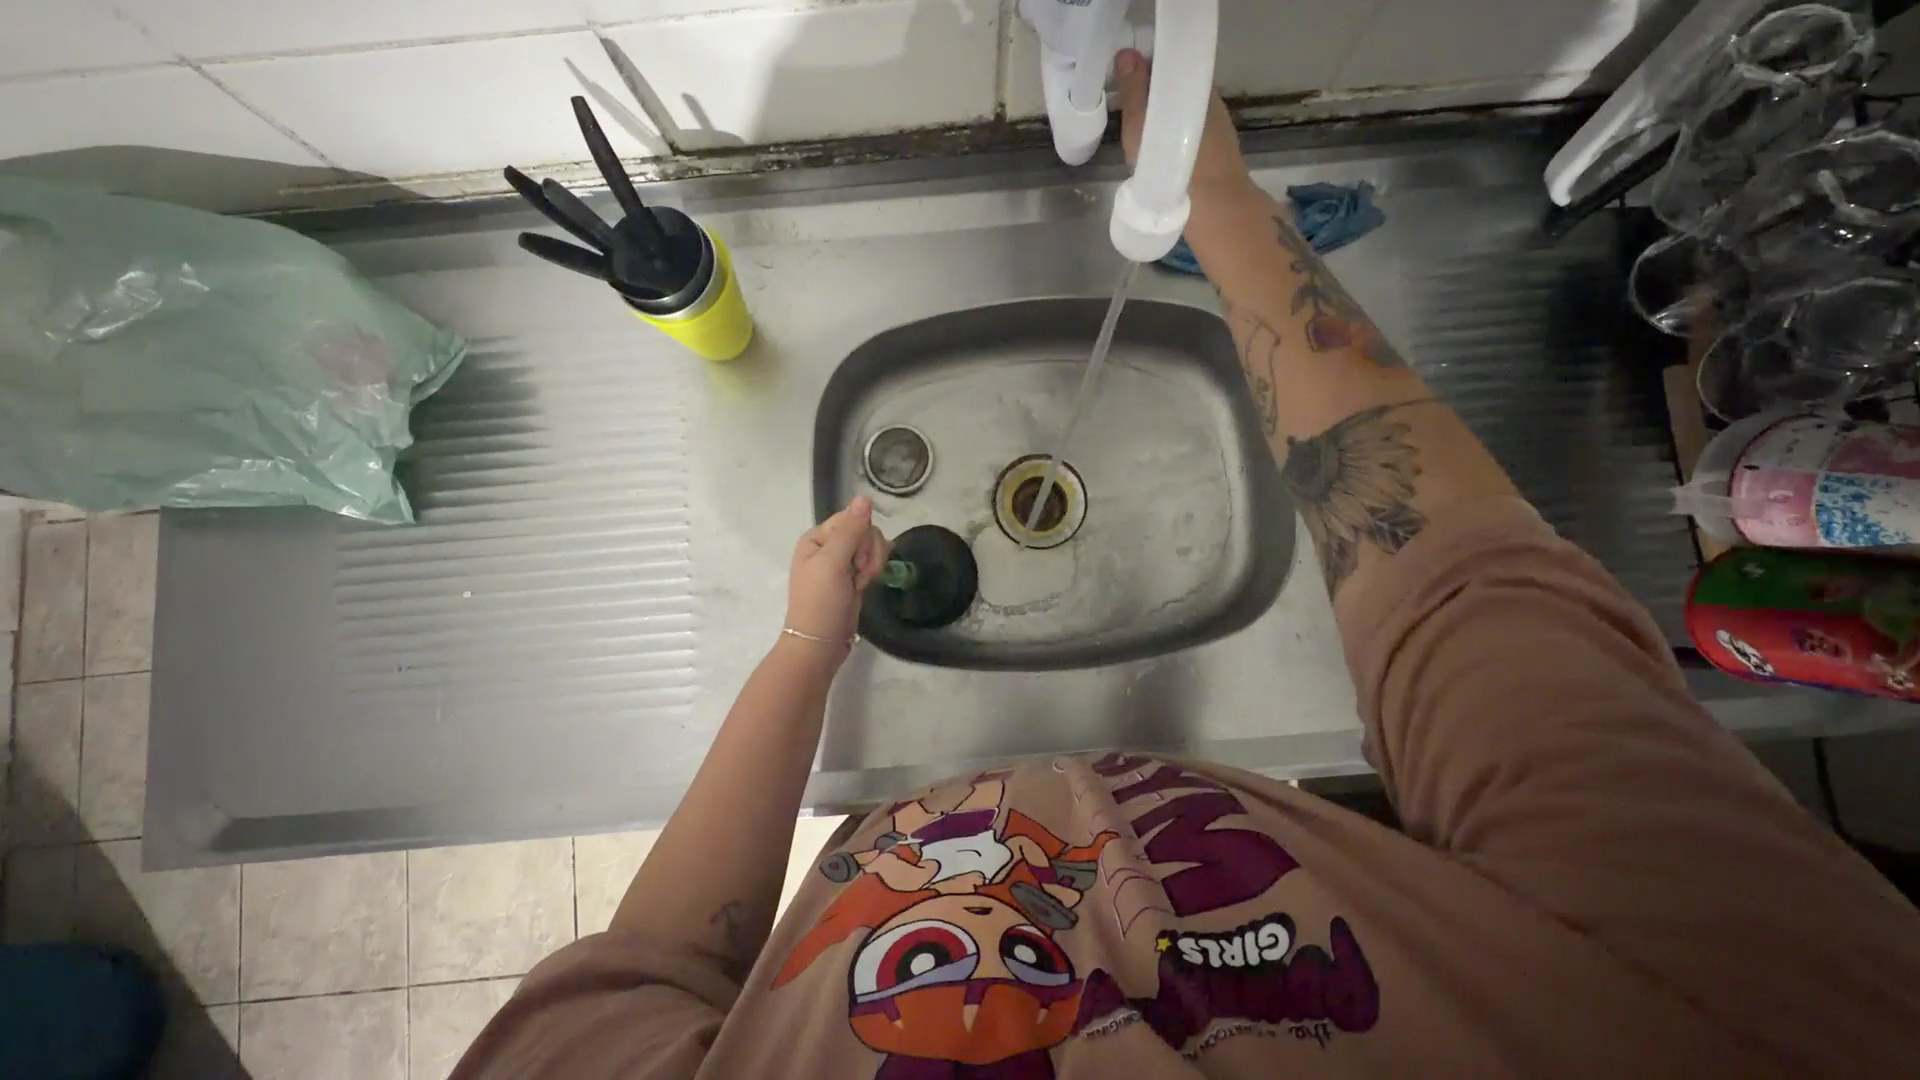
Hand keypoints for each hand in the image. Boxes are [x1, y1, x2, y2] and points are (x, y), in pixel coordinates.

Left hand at [786, 496, 890, 652]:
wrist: (820, 644)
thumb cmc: (821, 602)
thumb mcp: (833, 563)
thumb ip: (851, 530)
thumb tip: (865, 497)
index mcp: (817, 537)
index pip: (853, 518)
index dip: (861, 538)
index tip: (856, 560)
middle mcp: (828, 545)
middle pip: (865, 531)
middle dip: (868, 553)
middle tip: (857, 575)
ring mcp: (841, 562)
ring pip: (872, 546)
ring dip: (872, 564)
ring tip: (861, 583)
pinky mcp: (853, 576)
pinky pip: (872, 561)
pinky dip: (873, 572)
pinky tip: (865, 585)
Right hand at [1113, 49, 1258, 224]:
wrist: (1213, 210)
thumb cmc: (1173, 165)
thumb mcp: (1143, 125)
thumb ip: (1134, 91)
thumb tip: (1127, 56)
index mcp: (1196, 87)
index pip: (1166, 72)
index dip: (1143, 79)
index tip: (1124, 94)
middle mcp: (1211, 104)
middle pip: (1175, 97)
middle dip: (1152, 107)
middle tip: (1128, 127)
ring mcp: (1219, 133)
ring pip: (1183, 123)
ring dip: (1163, 132)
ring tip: (1141, 151)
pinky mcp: (1218, 159)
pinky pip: (1190, 145)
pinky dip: (1174, 150)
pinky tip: (1162, 168)